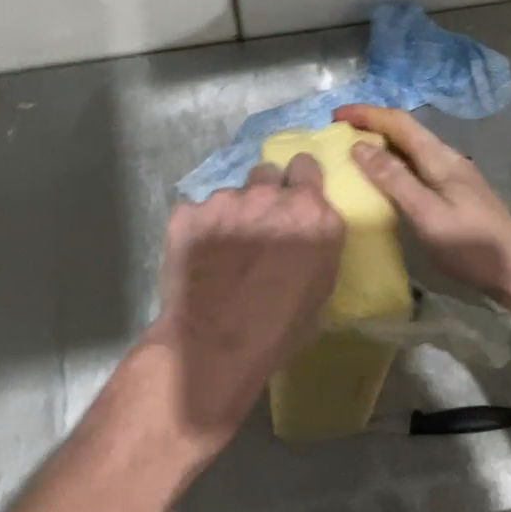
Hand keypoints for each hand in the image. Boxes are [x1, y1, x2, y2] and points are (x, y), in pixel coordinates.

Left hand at [144, 155, 345, 451]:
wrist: (214, 345)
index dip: (298, 178)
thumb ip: (317, 244)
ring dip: (231, 213)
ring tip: (222, 250)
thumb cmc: (278, 329)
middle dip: (265, 192)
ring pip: (231, 194)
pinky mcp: (189, 212)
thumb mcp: (321, 288)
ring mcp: (226, 200)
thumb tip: (306, 233)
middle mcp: (271, 197)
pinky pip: (197, 212)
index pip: (306, 166)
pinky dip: (198, 228)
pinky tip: (197, 257)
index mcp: (312, 214)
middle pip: (268, 175)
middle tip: (258, 223)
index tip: (293, 193)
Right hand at [336, 104, 510, 306]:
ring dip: (383, 144)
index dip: (367, 114)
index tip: (335, 115)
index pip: (399, 123)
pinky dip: (394, 164)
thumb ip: (394, 179)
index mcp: (441, 158)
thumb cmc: (470, 245)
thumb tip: (359, 146)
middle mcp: (448, 159)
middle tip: (339, 134)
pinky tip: (384, 181)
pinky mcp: (455, 193)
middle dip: (372, 125)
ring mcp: (454, 177)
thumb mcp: (427, 214)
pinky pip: (417, 167)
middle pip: (406, 131)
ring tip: (354, 153)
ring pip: (412, 149)